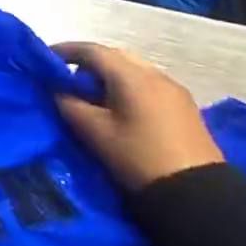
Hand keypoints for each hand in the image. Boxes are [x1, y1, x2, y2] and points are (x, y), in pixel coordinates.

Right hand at [51, 42, 223, 189]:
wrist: (198, 194)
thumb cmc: (140, 159)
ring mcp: (173, 89)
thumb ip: (72, 108)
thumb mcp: (97, 135)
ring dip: (110, 76)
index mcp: (132, 76)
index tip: (47, 57)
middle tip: (69, 80)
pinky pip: (149, 84)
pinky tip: (122, 109)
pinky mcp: (184, 106)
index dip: (67, 51)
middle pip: (115, 56)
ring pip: (134, 70)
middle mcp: (155, 73)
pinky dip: (129, 87)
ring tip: (93, 97)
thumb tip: (59, 92)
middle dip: (89, 63)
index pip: (93, 51)